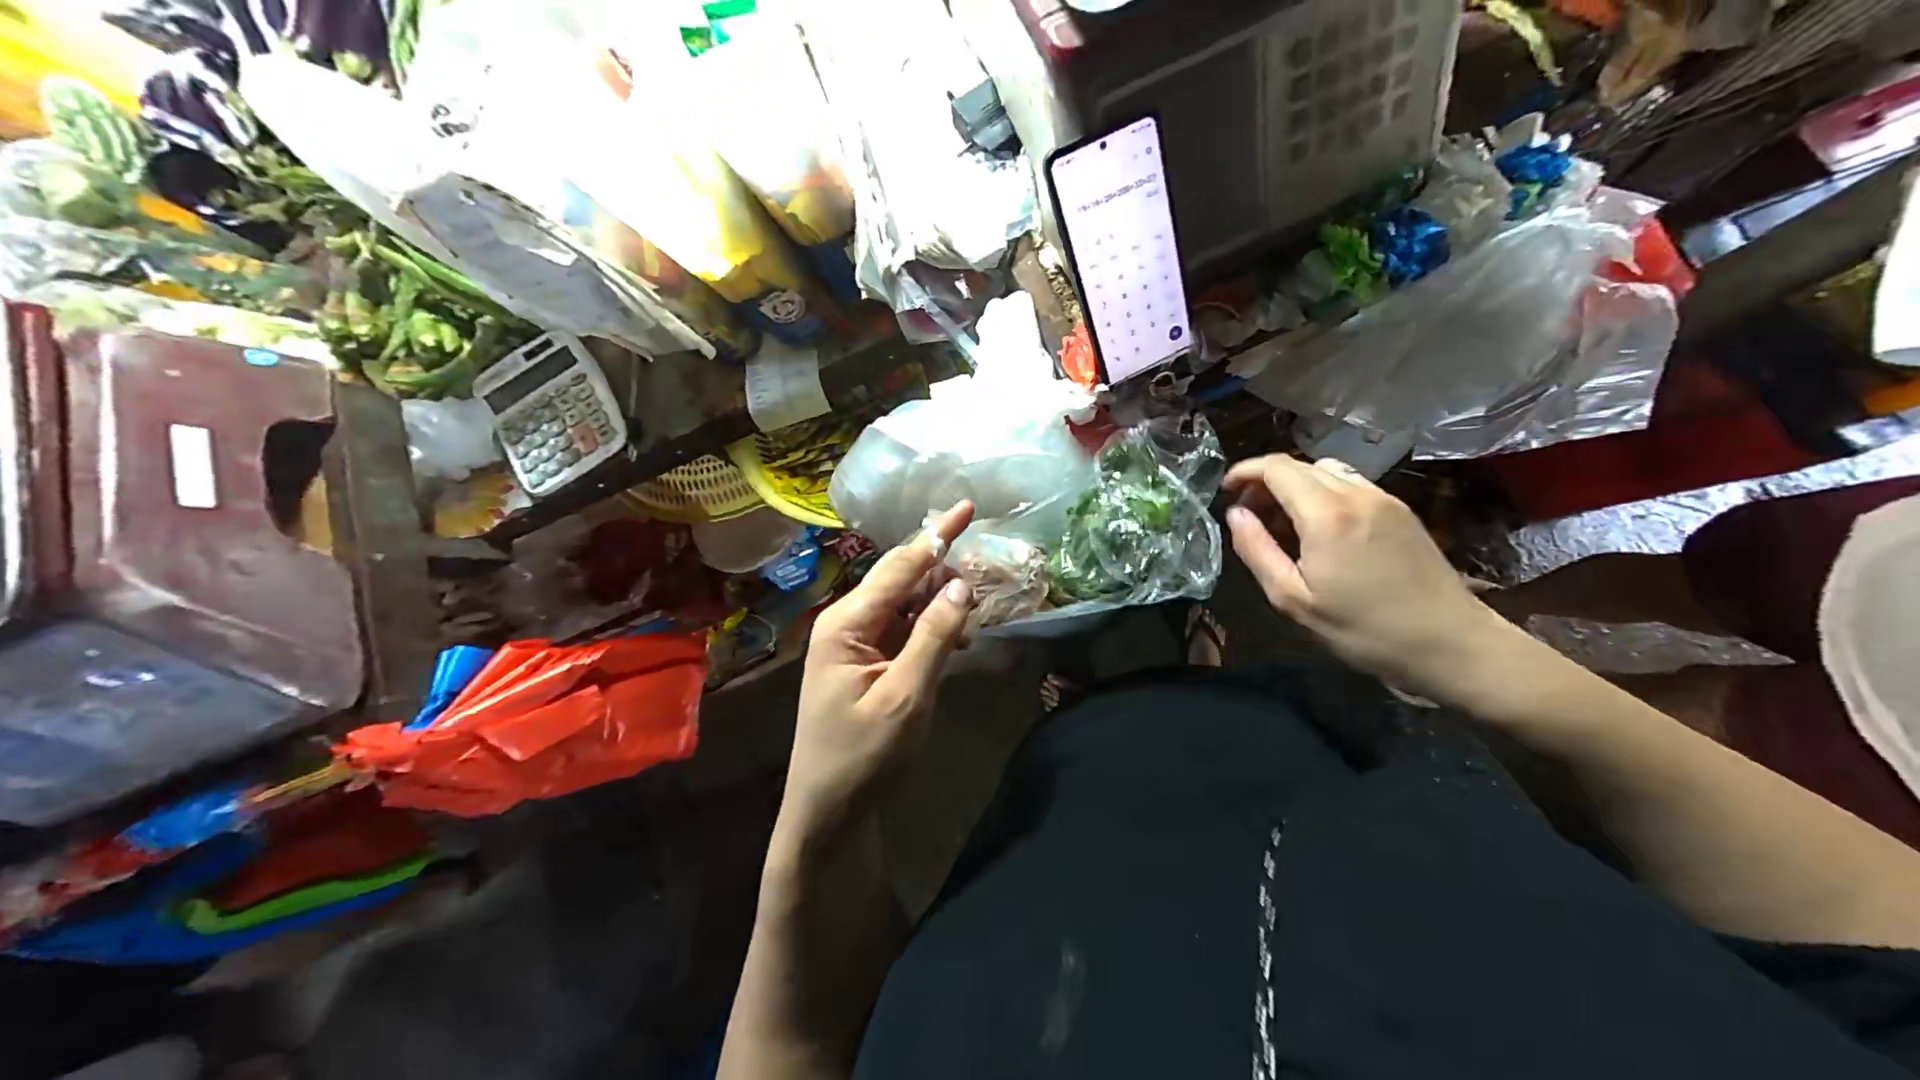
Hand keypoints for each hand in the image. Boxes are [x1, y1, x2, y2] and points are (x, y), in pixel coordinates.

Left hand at [785, 502, 976, 833]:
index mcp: (846, 624)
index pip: (899, 567)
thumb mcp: (906, 696)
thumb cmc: (863, 757)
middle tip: (984, 569)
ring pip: (906, 605)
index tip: (968, 506)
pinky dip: (932, 629)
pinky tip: (957, 635)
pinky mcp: (867, 663)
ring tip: (976, 610)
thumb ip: (934, 637)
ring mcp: (855, 644)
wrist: (829, 812)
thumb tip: (961, 585)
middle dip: (942, 569)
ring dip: (940, 603)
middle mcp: (847, 624)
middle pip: (901, 579)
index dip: (937, 536)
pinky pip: (904, 631)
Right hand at [1223, 455, 1509, 700]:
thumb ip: (1256, 549)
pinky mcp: (1402, 510)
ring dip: (1295, 486)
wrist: (1449, 643)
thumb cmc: (1362, 629)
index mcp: (1326, 514)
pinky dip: (1323, 493)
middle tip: (1248, 514)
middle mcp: (1356, 494)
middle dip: (1265, 481)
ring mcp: (1384, 499)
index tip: (1225, 493)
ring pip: (1326, 471)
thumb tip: (1235, 514)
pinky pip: (1351, 484)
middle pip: (1300, 465)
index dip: (1244, 472)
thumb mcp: (1292, 599)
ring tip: (1282, 521)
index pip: (1276, 468)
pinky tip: (1319, 528)